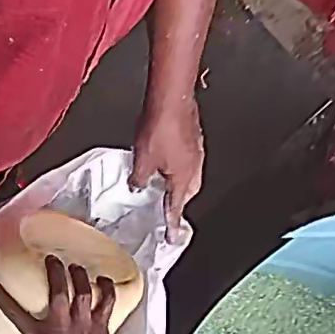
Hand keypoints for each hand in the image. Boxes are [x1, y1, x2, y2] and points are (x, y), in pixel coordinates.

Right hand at [0, 256, 125, 333]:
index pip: (14, 313)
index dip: (0, 296)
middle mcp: (60, 327)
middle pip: (57, 290)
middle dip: (54, 270)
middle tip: (51, 259)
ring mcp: (83, 324)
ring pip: (82, 290)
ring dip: (78, 275)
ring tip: (75, 266)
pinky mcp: (101, 326)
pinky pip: (107, 301)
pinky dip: (107, 288)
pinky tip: (103, 280)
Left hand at [131, 100, 204, 240]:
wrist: (172, 98)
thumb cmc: (160, 127)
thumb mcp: (142, 161)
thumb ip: (139, 179)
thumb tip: (137, 186)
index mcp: (184, 177)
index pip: (176, 207)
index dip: (172, 223)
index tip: (173, 236)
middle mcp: (195, 166)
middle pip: (187, 193)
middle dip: (177, 203)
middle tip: (167, 211)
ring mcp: (196, 152)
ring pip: (188, 177)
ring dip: (177, 185)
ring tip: (164, 189)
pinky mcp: (193, 139)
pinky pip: (187, 162)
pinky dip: (177, 169)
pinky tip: (166, 165)